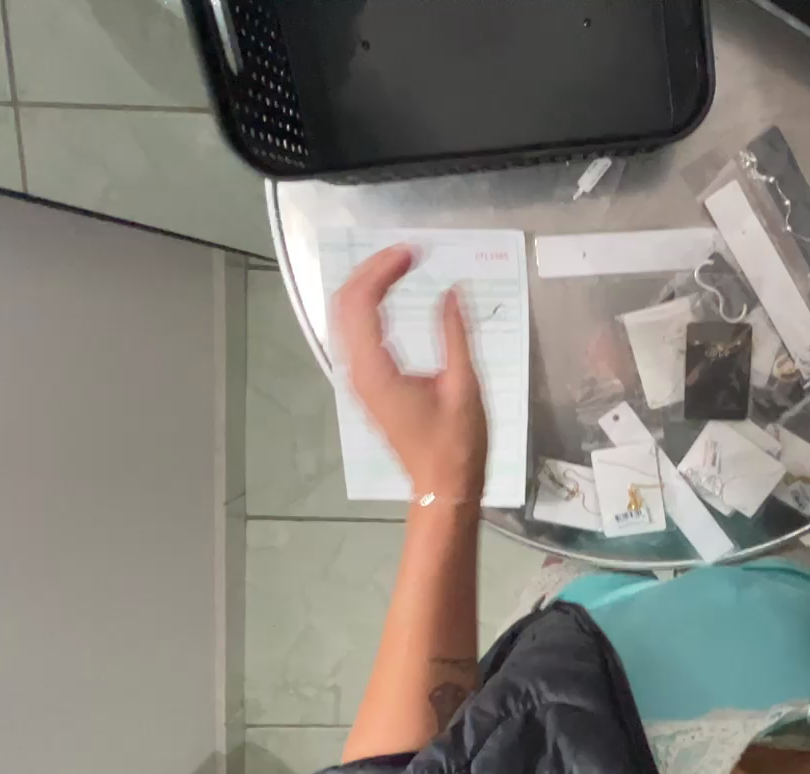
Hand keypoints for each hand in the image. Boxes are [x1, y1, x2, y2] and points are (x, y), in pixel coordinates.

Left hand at [330, 245, 487, 503]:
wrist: (444, 485)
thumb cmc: (457, 443)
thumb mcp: (464, 385)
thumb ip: (455, 334)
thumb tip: (452, 291)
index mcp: (376, 369)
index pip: (363, 302)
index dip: (384, 269)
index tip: (414, 252)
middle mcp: (358, 371)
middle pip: (345, 303)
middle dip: (372, 270)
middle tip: (408, 254)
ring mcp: (359, 380)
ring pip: (346, 318)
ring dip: (368, 287)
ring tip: (400, 268)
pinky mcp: (369, 386)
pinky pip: (357, 335)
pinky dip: (370, 309)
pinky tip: (392, 300)